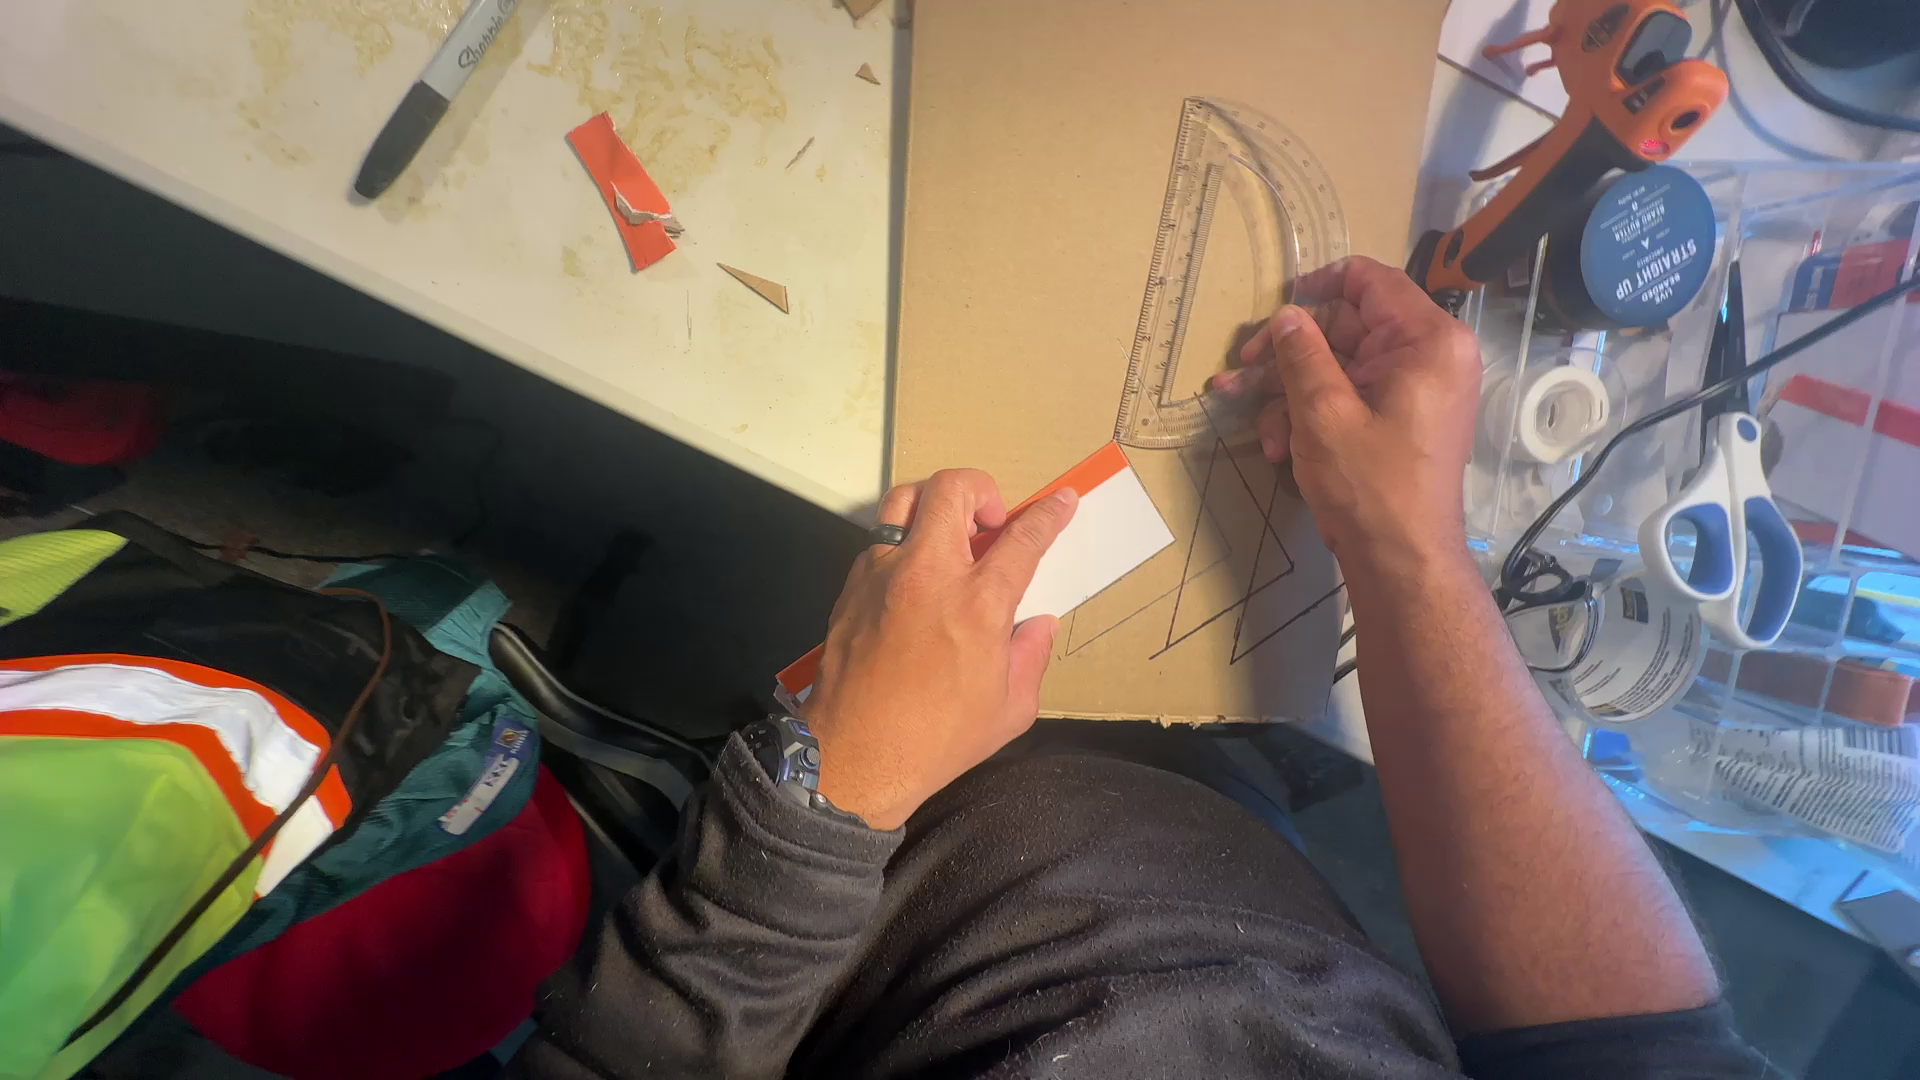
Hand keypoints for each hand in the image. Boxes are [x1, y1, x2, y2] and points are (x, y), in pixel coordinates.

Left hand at [802, 470, 1077, 829]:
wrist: (854, 756)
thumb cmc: (938, 738)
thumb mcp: (1010, 709)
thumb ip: (1031, 656)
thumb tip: (1037, 623)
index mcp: (978, 603)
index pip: (1022, 537)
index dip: (1049, 513)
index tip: (1062, 499)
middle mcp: (928, 572)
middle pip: (953, 488)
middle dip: (982, 488)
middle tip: (991, 522)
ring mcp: (882, 572)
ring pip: (906, 498)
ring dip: (936, 504)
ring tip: (949, 537)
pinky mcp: (852, 585)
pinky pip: (880, 539)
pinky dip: (905, 543)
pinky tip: (915, 580)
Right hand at [1214, 256, 1481, 565]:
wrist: (1400, 557)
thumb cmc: (1368, 484)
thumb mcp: (1323, 414)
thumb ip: (1302, 356)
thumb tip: (1286, 316)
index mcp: (1426, 341)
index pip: (1372, 282)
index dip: (1319, 285)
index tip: (1276, 309)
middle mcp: (1427, 357)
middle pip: (1346, 330)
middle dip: (1289, 357)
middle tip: (1241, 375)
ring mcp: (1412, 390)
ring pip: (1337, 369)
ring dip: (1289, 396)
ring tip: (1259, 429)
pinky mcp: (1396, 419)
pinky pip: (1346, 398)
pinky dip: (1309, 417)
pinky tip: (1279, 447)